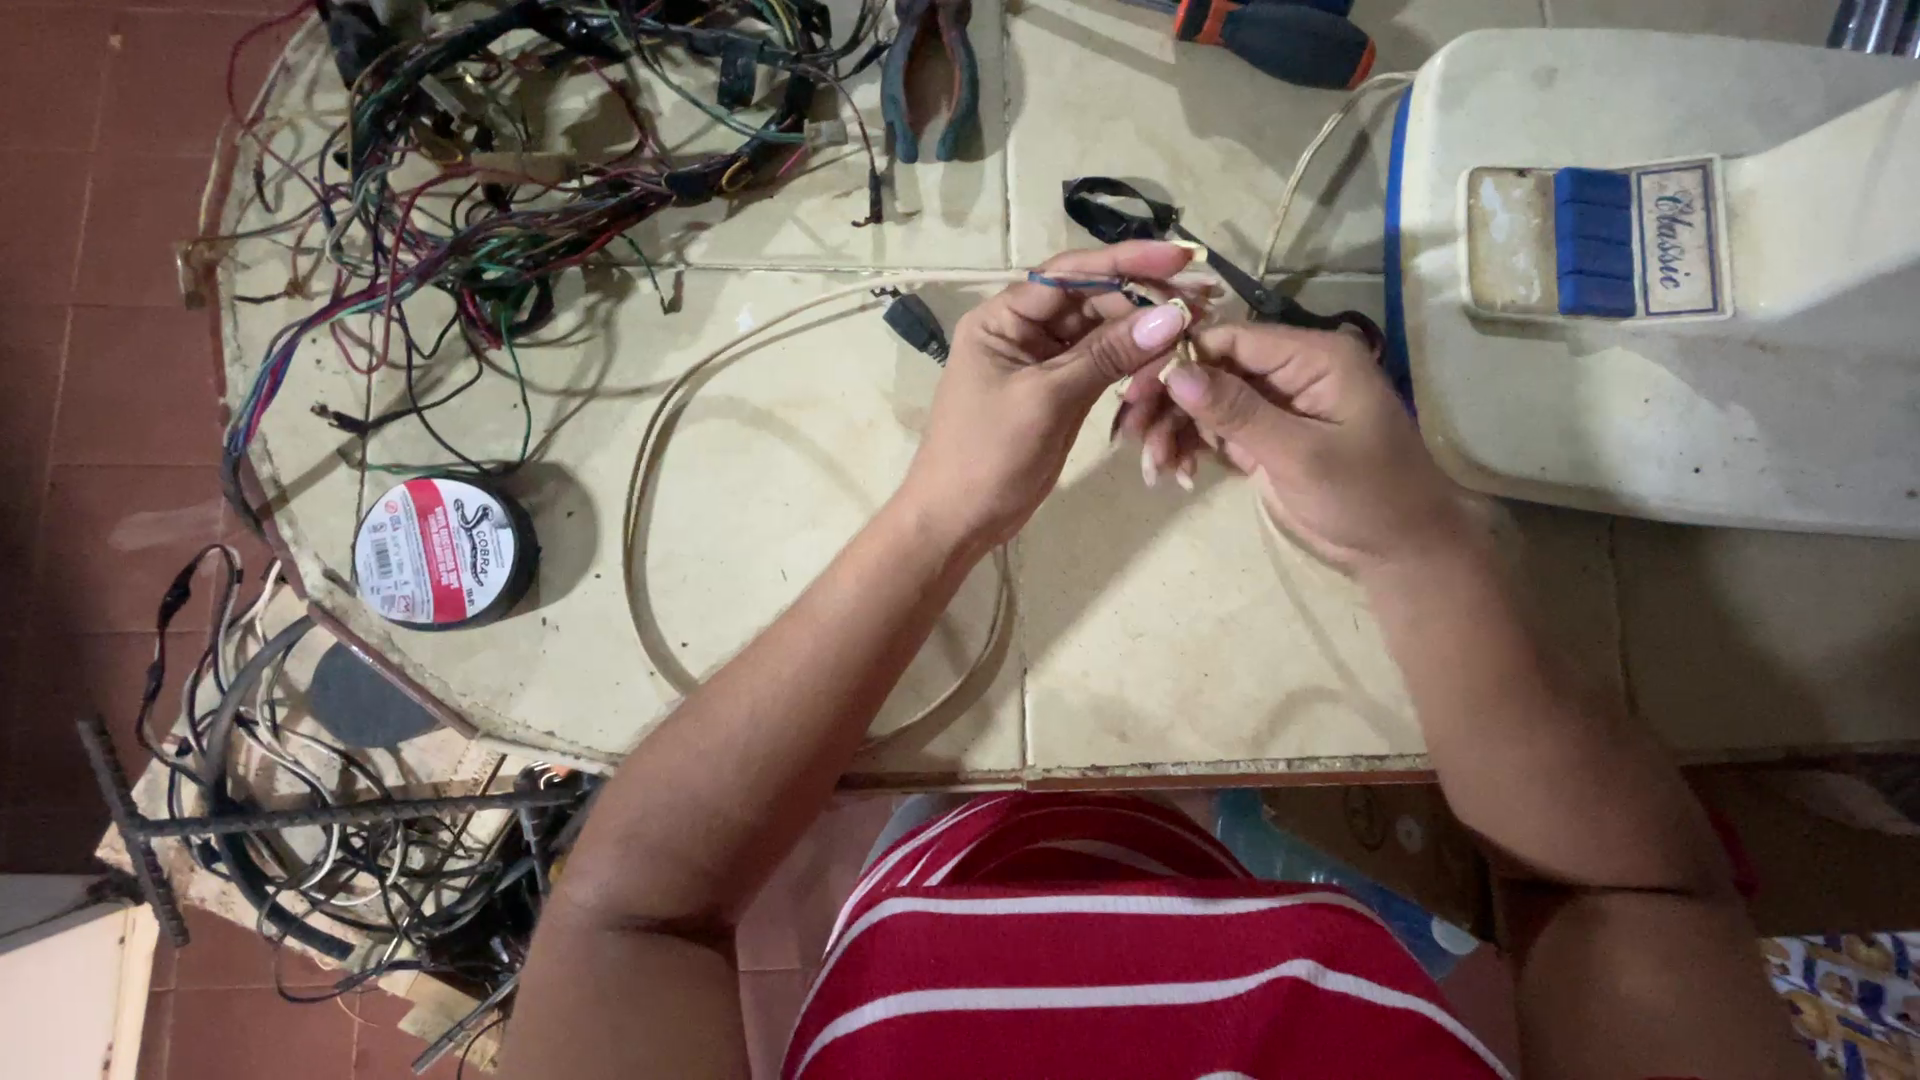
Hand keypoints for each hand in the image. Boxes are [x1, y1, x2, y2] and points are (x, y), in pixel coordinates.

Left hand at [894, 240, 1197, 552]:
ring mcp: (1043, 362)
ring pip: (1101, 332)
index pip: (1069, 274)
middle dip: (1142, 298)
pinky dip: (1132, 361)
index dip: (1126, 262)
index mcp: (1002, 318)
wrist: (960, 518)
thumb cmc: (987, 455)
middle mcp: (1022, 330)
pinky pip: (1102, 365)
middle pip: (1090, 299)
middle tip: (1201, 301)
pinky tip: (1167, 356)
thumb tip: (1172, 316)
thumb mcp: (1046, 400)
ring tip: (1195, 325)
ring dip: (1143, 329)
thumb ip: (1107, 356)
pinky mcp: (1060, 392)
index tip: (1180, 257)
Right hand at [1119, 320, 1483, 574]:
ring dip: (1173, 432)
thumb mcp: (1300, 452)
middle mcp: (1289, 373)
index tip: (1136, 390)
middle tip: (1131, 435)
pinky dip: (1189, 450)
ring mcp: (1274, 407)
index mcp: (1313, 357)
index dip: (1179, 359)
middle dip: (1169, 402)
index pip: (1232, 339)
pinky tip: (1173, 475)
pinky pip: (1213, 433)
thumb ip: (1237, 411)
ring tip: (1153, 468)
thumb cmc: (1366, 495)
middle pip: (1210, 371)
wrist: (1398, 551)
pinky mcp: (1262, 439)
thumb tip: (1176, 372)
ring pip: (1204, 404)